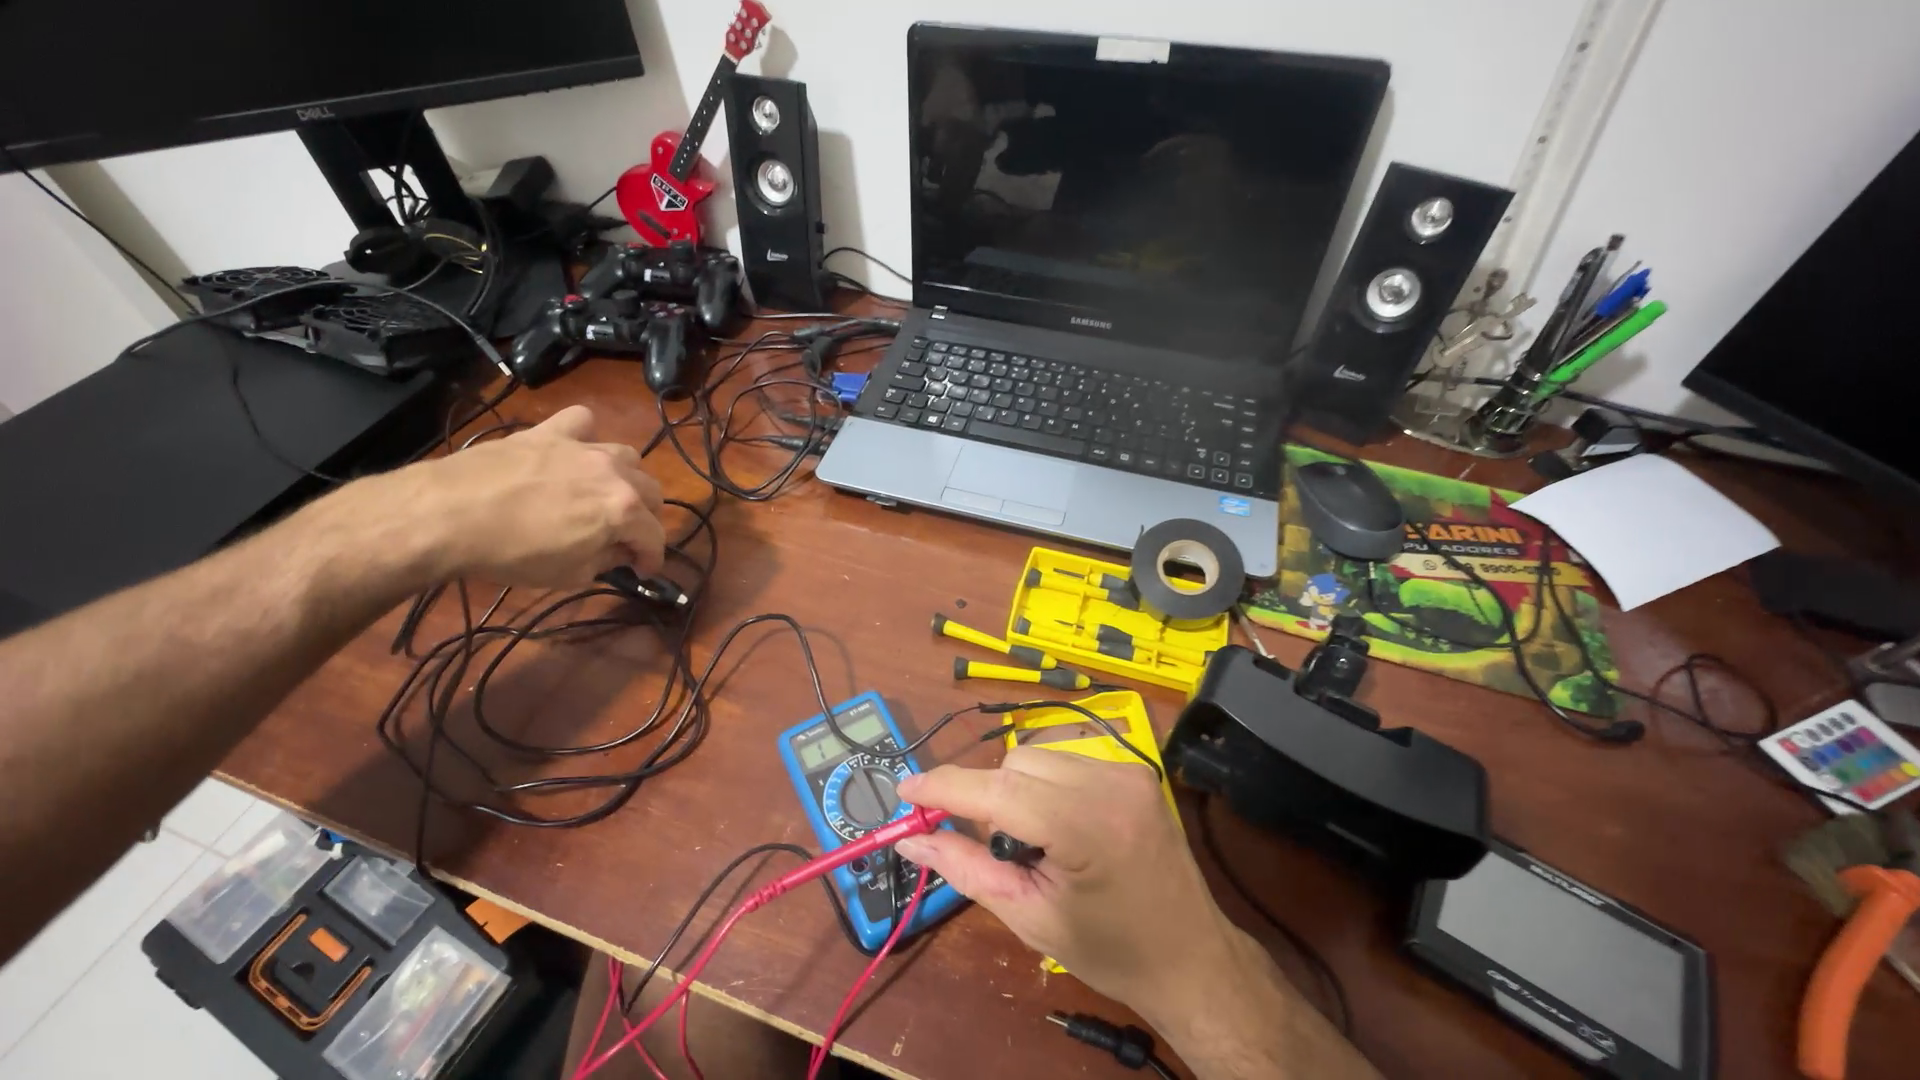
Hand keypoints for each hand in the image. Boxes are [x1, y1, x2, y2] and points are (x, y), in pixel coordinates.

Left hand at [369, 405, 665, 587]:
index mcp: (623, 511)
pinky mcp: (550, 431)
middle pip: (652, 493)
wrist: (448, 515)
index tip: (641, 571)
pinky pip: (583, 422)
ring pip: (627, 457)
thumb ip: (606, 560)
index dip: (652, 559)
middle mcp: (614, 472)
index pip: (655, 537)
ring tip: (605, 494)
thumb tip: (620, 551)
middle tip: (624, 537)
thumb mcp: (570, 575)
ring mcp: (583, 446)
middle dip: (645, 519)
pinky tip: (576, 452)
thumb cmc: (511, 554)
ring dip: (626, 479)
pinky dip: (587, 436)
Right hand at [895, 750, 1242, 1019]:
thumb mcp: (1029, 918)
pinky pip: (1066, 760)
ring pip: (1038, 756)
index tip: (905, 789)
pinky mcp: (1135, 771)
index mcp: (1086, 827)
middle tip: (987, 846)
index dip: (945, 786)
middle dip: (985, 796)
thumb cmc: (1109, 950)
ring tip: (1032, 844)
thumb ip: (966, 869)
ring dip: (1016, 789)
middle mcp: (1110, 783)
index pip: (997, 789)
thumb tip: (912, 840)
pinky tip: (1059, 828)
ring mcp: (1127, 772)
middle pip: (1015, 764)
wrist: (1192, 957)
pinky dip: (1046, 786)